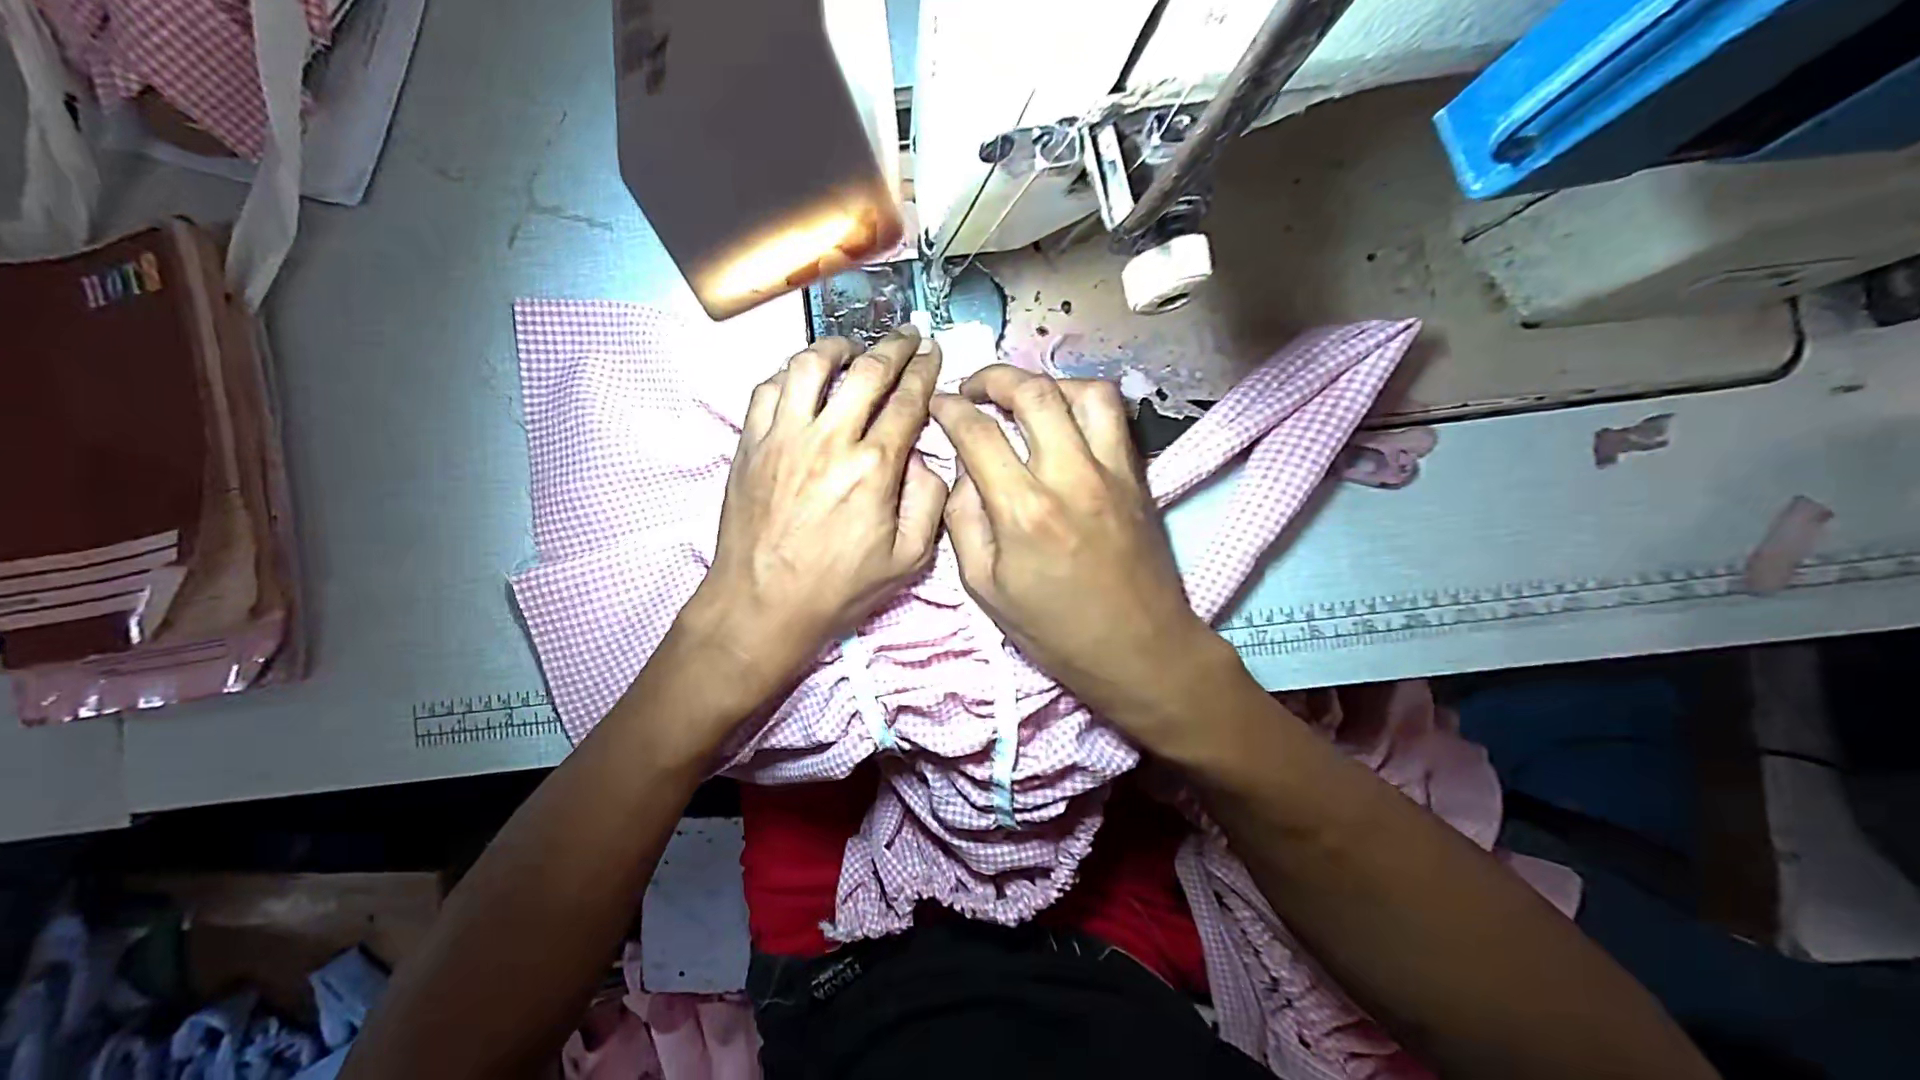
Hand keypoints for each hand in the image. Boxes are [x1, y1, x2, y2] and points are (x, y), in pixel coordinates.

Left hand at [682, 328, 945, 705]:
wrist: (762, 605)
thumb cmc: (838, 588)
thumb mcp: (908, 559)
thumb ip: (928, 500)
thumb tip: (922, 457)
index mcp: (874, 468)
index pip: (907, 401)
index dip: (925, 371)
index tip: (933, 353)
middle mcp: (829, 440)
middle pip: (867, 372)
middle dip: (894, 346)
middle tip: (907, 335)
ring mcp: (784, 437)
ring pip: (810, 366)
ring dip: (837, 347)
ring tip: (852, 348)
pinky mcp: (751, 444)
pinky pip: (769, 388)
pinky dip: (790, 372)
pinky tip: (803, 378)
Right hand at [929, 366, 1244, 757]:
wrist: (1138, 650)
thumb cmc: (1054, 630)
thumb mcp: (985, 587)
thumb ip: (963, 520)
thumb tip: (962, 470)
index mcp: (1024, 511)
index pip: (978, 433)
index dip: (949, 409)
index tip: (939, 404)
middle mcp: (1070, 477)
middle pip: (1032, 393)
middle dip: (994, 377)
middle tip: (974, 388)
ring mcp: (1111, 471)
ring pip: (1084, 391)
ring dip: (1046, 383)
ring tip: (1024, 398)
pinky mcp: (1138, 475)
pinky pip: (1114, 415)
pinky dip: (1083, 400)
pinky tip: (1064, 418)